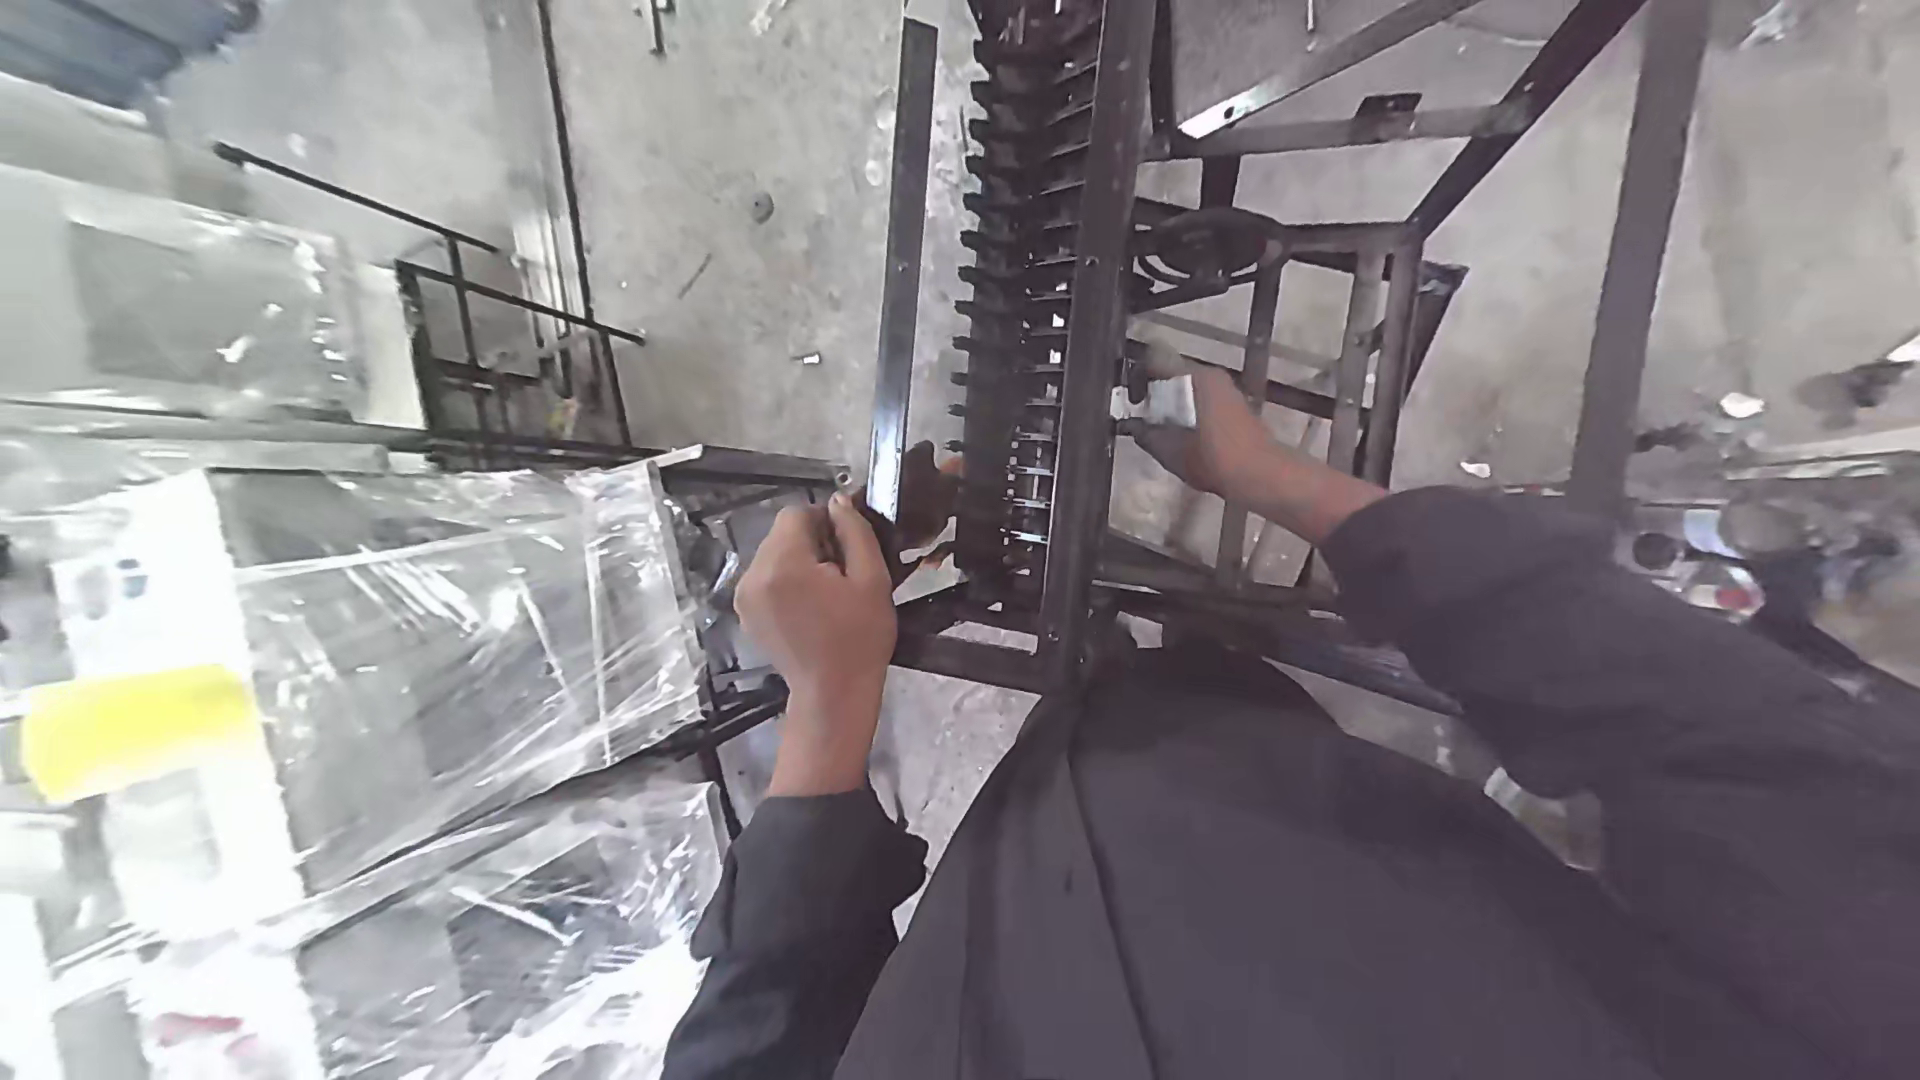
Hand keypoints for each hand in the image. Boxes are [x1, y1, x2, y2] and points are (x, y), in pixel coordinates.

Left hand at [737, 493, 897, 794]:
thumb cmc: (860, 638)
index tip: (848, 544)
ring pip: (773, 555)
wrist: (834, 693)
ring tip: (827, 590)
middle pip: (781, 534)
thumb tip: (839, 501)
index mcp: (783, 565)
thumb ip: (855, 531)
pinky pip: (766, 577)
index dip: (825, 520)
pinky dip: (786, 580)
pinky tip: (810, 604)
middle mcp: (753, 575)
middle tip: (842, 570)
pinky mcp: (746, 613)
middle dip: (812, 542)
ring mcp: (744, 596)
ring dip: (800, 560)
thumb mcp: (872, 579)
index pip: (796, 514)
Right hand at [1130, 363, 1284, 502]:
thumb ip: (1146, 434)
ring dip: (1171, 403)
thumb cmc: (1214, 459)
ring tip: (1158, 427)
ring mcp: (1227, 389)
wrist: (1260, 475)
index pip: (1156, 360)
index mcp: (1196, 378)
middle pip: (1173, 373)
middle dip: (1154, 391)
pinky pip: (1201, 398)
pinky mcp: (1235, 405)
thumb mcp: (1171, 450)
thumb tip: (1132, 425)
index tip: (1130, 400)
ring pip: (1188, 387)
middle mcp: (1213, 375)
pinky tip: (1181, 434)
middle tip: (1140, 415)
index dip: (1137, 376)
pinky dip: (1188, 410)